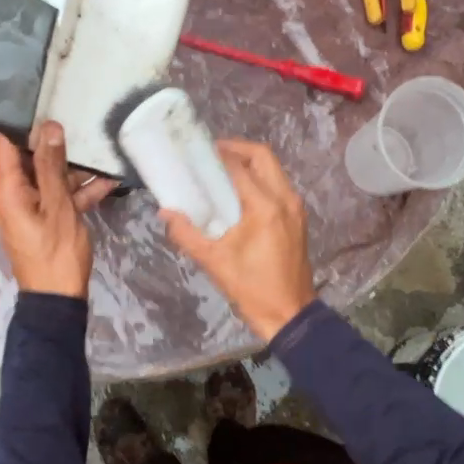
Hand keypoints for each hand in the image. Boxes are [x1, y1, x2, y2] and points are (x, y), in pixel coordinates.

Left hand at [0, 123, 110, 298]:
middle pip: (30, 155)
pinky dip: (81, 188)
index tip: (44, 96)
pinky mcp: (48, 215)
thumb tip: (49, 127)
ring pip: (50, 174)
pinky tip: (111, 178)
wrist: (59, 298)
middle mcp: (13, 192)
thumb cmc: (55, 252)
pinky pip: (61, 194)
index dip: (22, 119)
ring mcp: (32, 204)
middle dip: (55, 139)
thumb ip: (52, 165)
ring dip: (75, 165)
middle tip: (79, 111)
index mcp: (6, 187)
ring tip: (102, 142)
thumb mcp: (58, 206)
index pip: (5, 141)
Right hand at [162, 140, 316, 340]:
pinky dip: (259, 180)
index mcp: (266, 207)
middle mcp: (285, 199)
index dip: (215, 156)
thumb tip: (165, 212)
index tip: (194, 154)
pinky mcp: (298, 218)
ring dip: (249, 163)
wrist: (289, 314)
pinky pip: (278, 186)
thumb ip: (187, 234)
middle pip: (262, 156)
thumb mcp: (213, 262)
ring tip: (221, 171)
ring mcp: (295, 208)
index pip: (238, 167)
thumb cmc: (251, 289)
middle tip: (210, 155)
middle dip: (236, 149)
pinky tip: (238, 194)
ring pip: (273, 169)